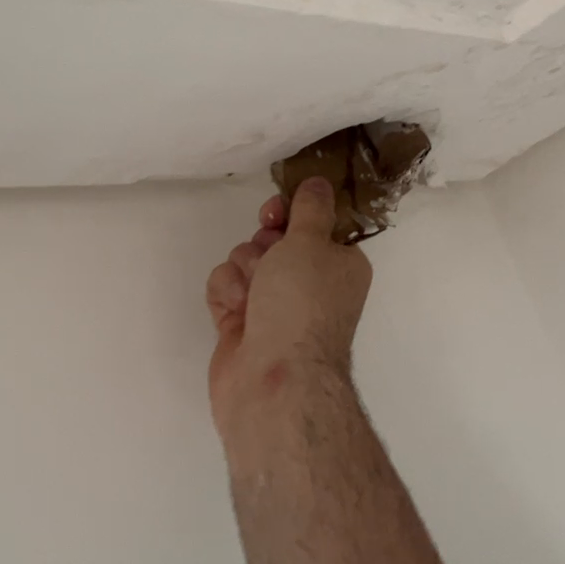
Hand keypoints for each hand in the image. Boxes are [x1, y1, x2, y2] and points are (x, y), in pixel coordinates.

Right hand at [206, 177, 373, 433]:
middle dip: (263, 246)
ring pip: (244, 260)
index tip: (276, 213)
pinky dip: (227, 295)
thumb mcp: (312, 242)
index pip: (311, 223)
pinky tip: (235, 315)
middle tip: (269, 260)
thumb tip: (319, 182)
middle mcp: (309, 283)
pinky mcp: (241, 323)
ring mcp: (274, 305)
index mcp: (339, 263)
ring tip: (252, 298)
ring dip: (244, 271)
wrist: (274, 381)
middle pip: (273, 240)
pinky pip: (225, 287)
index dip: (291, 215)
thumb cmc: (302, 303)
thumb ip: (311, 207)